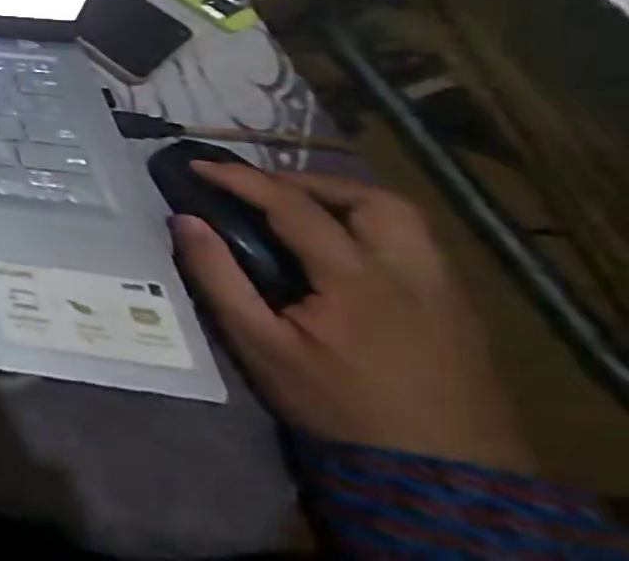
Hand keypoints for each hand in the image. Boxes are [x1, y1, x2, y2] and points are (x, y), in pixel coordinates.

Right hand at [173, 164, 533, 471]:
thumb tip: (184, 220)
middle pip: (370, 199)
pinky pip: (415, 245)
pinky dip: (371, 228)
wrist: (443, 477)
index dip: (242, 178)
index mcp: (359, 278)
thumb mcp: (260, 345)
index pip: (293, 205)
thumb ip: (219, 277)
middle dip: (310, 182)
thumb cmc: (337, 406)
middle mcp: (411, 271)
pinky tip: (342, 249)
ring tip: (302, 211)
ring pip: (404, 218)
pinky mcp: (459, 310)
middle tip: (264, 189)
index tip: (198, 165)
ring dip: (347, 201)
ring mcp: (445, 290)